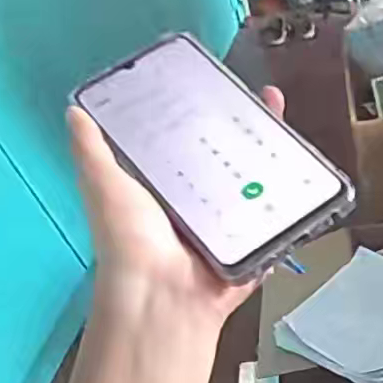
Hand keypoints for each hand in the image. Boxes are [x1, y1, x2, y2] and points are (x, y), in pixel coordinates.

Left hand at [66, 85, 286, 342]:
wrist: (162, 294)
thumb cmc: (130, 241)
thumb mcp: (103, 183)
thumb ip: (92, 149)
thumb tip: (76, 111)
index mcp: (167, 192)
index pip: (190, 144)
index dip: (206, 116)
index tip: (220, 89)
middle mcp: (199, 212)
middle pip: (231, 165)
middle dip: (250, 134)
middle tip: (268, 103)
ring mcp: (228, 235)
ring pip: (258, 194)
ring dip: (277, 166)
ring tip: (292, 136)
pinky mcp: (251, 256)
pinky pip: (275, 231)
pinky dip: (292, 212)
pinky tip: (306, 181)